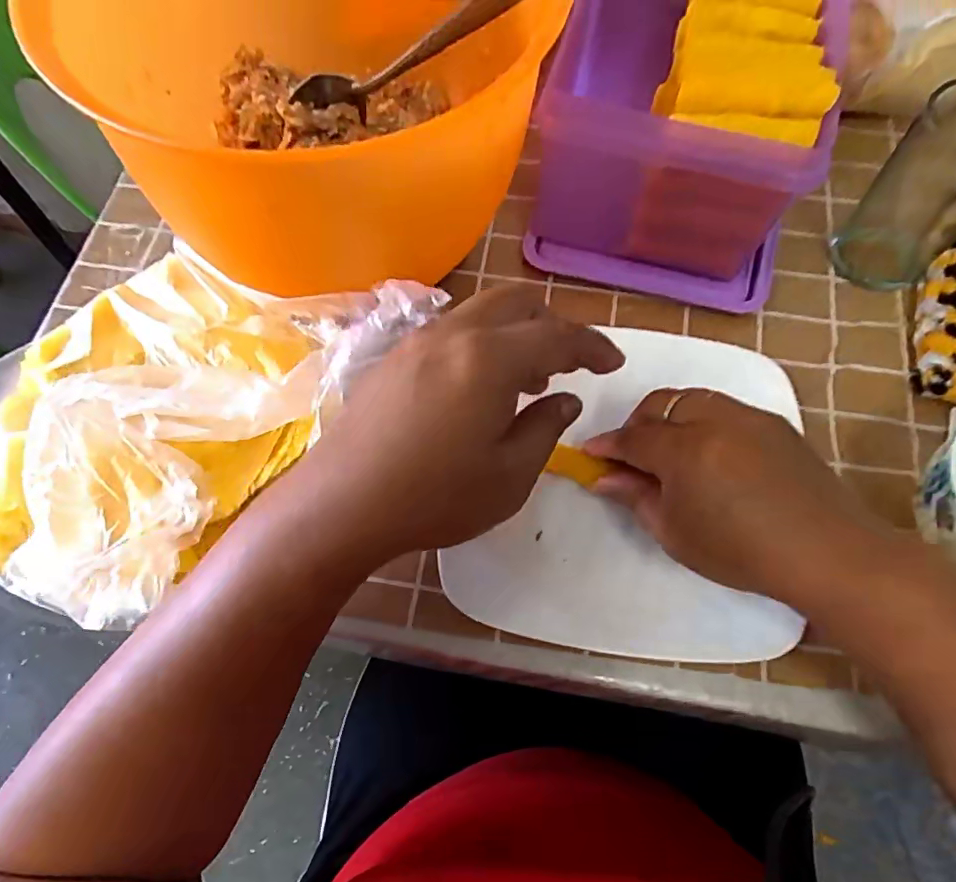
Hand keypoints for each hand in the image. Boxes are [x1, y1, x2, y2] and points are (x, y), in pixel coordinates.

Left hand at [270, 286, 623, 569]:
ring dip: (512, 335)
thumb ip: (545, 429)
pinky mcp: (390, 360)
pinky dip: (477, 345)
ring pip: (478, 314)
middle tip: (564, 368)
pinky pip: (448, 333)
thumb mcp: (509, 476)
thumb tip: (565, 399)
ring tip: (522, 382)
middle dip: (551, 327)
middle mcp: (453, 334)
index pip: (558, 335)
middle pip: (516, 303)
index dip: (593, 346)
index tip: (612, 363)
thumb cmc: (436, 498)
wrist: (344, 504)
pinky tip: (473, 390)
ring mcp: (415, 343)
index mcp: (490, 358)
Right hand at [582, 388, 908, 605]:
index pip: (633, 438)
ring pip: (695, 399)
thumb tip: (605, 478)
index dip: (607, 446)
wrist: (823, 551)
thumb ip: (637, 497)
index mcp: (685, 449)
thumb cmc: (738, 551)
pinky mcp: (775, 425)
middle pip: (663, 404)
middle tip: (631, 457)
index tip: (590, 455)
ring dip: (671, 418)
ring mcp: (749, 418)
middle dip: (638, 425)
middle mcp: (716, 420)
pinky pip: (726, 409)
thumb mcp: (674, 533)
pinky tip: (709, 455)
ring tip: (669, 453)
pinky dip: (704, 422)